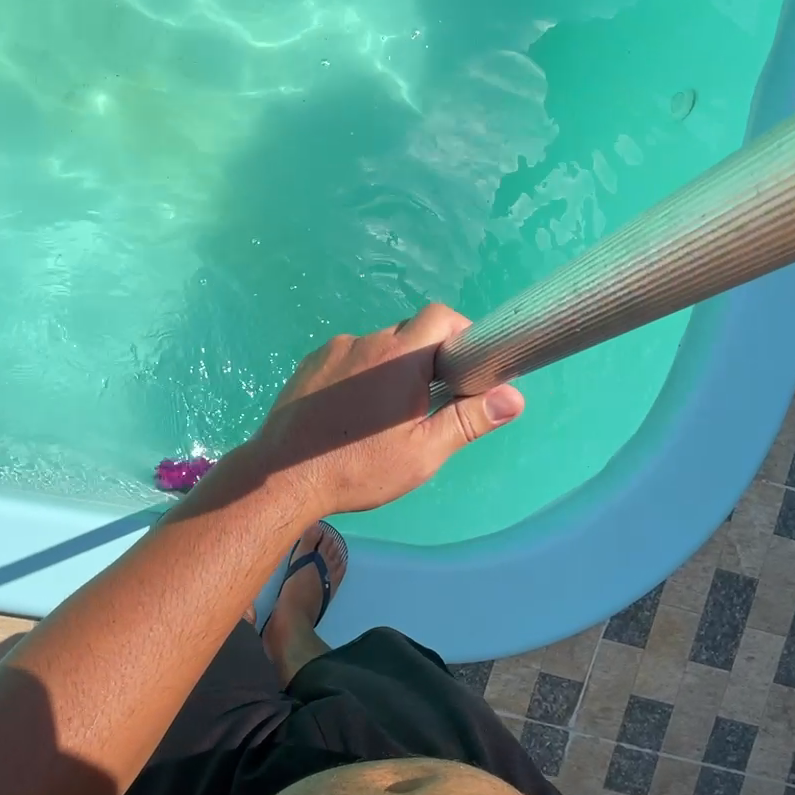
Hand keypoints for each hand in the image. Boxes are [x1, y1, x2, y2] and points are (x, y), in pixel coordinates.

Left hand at [246, 303, 524, 517]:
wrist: (280, 478)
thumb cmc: (358, 467)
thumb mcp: (422, 452)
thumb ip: (469, 420)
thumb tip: (514, 397)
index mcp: (398, 355)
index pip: (441, 316)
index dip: (461, 334)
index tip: (468, 367)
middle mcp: (364, 341)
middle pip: (409, 332)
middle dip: (428, 358)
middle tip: (431, 401)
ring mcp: (331, 351)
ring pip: (377, 348)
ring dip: (391, 370)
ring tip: (385, 416)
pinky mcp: (309, 366)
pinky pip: (348, 360)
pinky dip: (360, 376)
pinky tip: (352, 415)